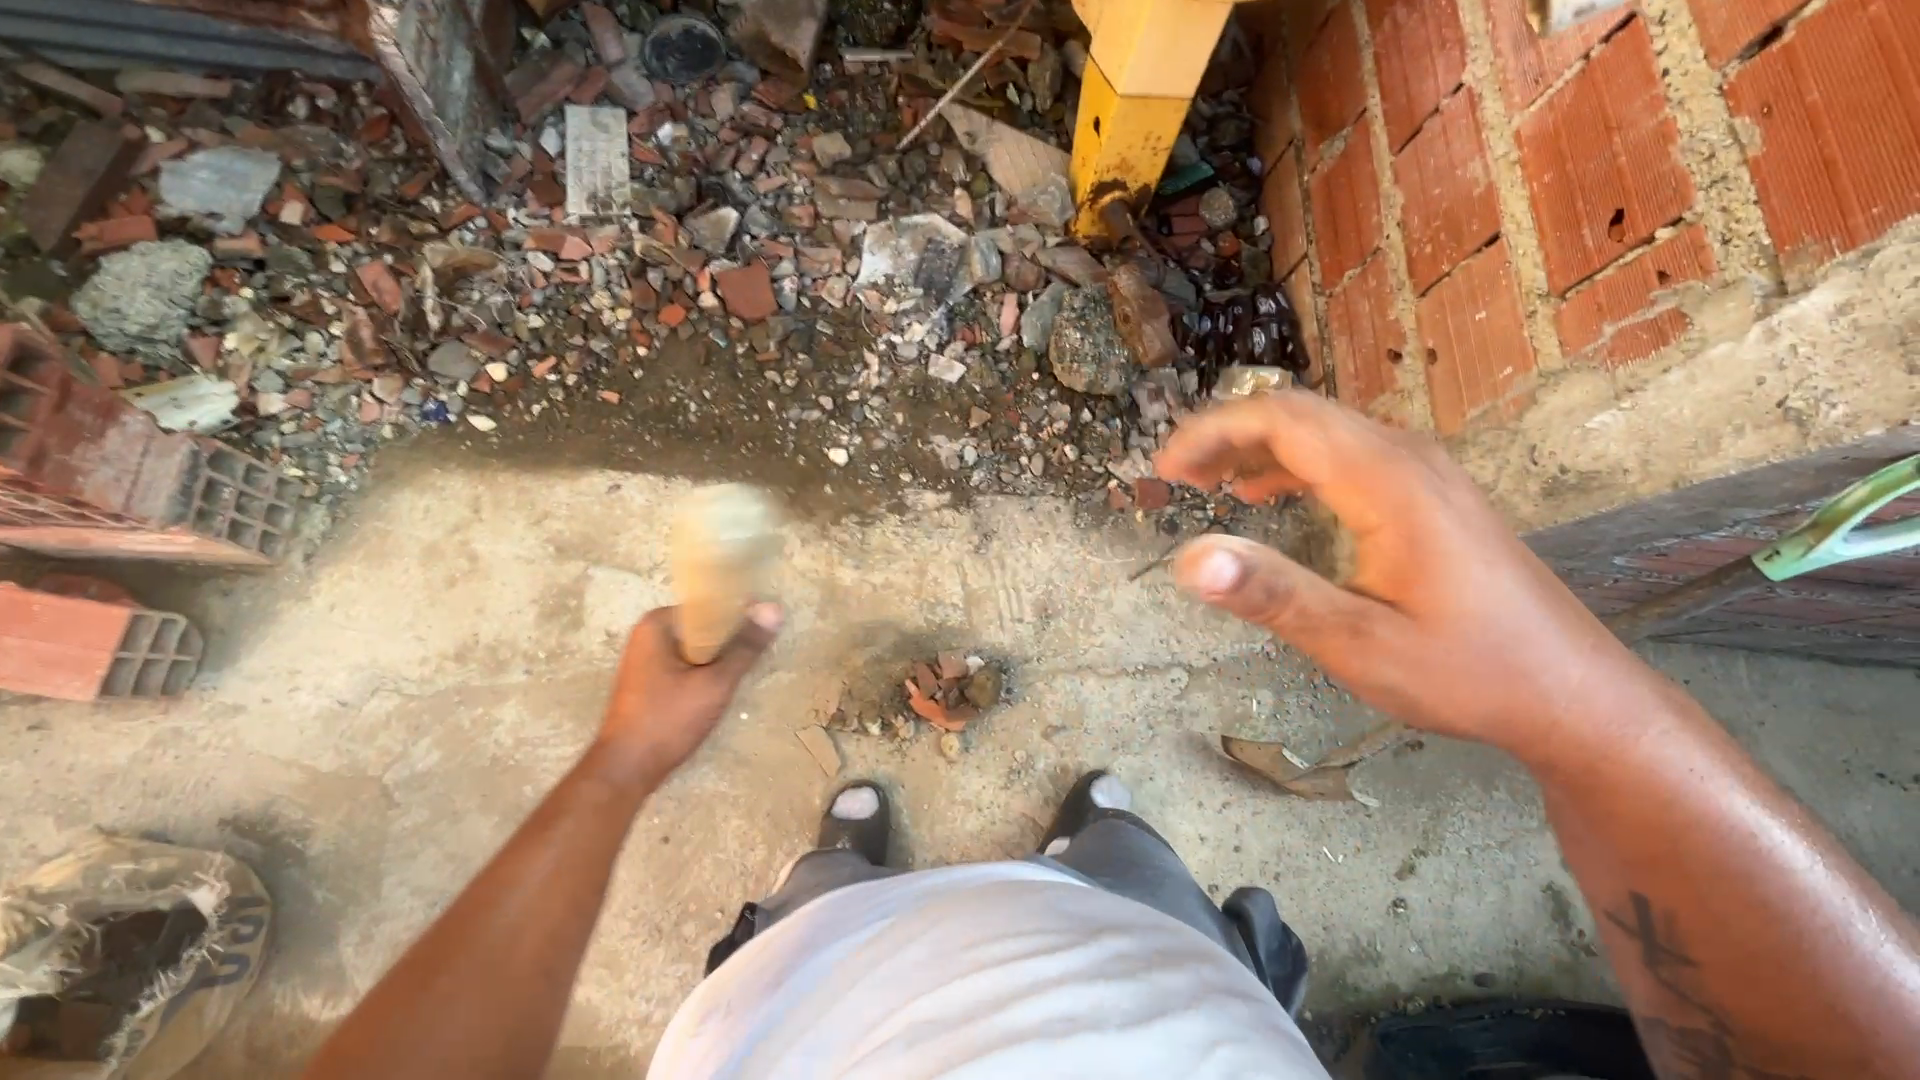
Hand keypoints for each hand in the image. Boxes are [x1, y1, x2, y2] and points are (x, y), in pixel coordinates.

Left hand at [593, 604, 781, 785]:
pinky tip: (721, 692)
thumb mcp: (715, 683)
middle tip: (758, 657)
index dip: (741, 616)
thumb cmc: (668, 720)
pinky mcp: (651, 682)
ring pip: (698, 649)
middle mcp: (649, 634)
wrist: (626, 770)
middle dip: (731, 641)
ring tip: (743, 675)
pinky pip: (688, 666)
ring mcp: (647, 659)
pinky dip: (706, 675)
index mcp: (658, 623)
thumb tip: (775, 608)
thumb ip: (746, 647)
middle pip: (705, 627)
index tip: (764, 632)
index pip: (710, 605)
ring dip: (720, 661)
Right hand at [1155, 392, 1651, 752]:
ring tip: (1207, 482)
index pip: (1284, 421)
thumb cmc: (1468, 673)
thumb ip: (1273, 594)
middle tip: (1174, 476)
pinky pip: (1347, 455)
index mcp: (1389, 482)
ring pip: (1325, 432)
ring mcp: (1426, 473)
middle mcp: (1408, 458)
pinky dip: (1294, 465)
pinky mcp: (1432, 495)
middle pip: (1301, 415)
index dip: (1213, 432)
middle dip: (1226, 435)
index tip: (1164, 469)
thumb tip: (1188, 559)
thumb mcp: (1359, 644)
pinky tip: (1267, 495)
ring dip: (1257, 448)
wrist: (1574, 694)